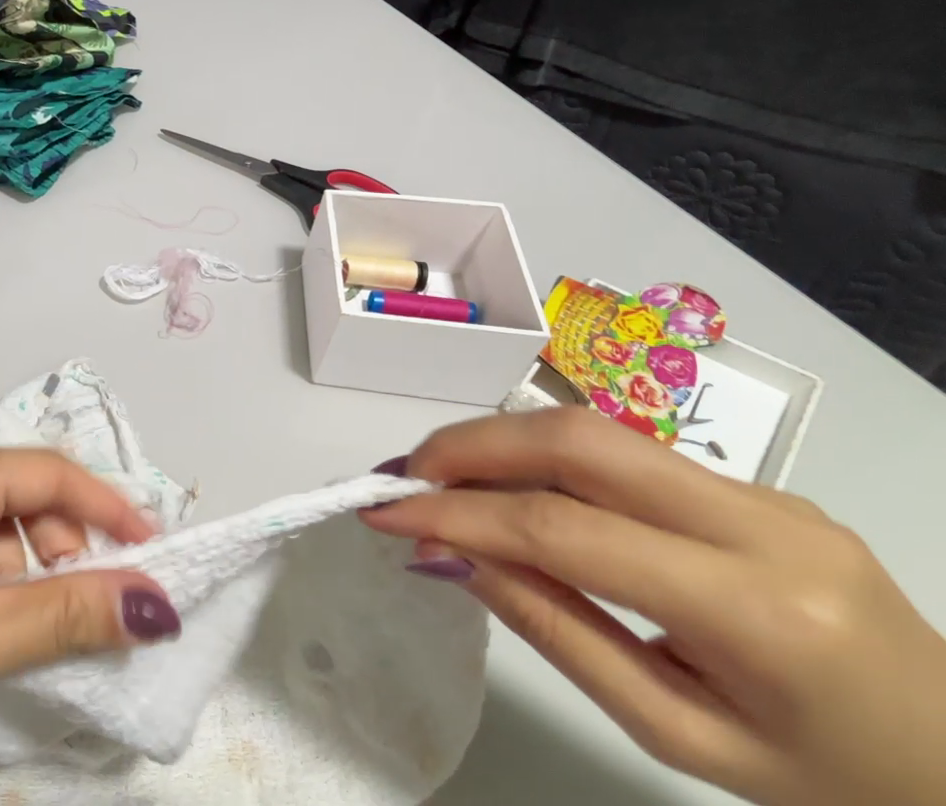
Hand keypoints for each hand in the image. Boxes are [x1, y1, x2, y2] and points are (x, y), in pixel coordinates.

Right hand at [361, 408, 945, 805]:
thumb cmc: (821, 777)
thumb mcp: (674, 731)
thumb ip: (557, 632)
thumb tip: (451, 559)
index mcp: (756, 611)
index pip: (565, 530)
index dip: (458, 513)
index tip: (381, 513)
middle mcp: (766, 525)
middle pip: (581, 441)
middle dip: (470, 446)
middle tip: (400, 476)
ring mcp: (767, 494)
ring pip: (599, 431)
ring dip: (499, 442)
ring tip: (435, 477)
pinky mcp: (755, 486)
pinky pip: (626, 454)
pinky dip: (543, 459)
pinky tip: (508, 489)